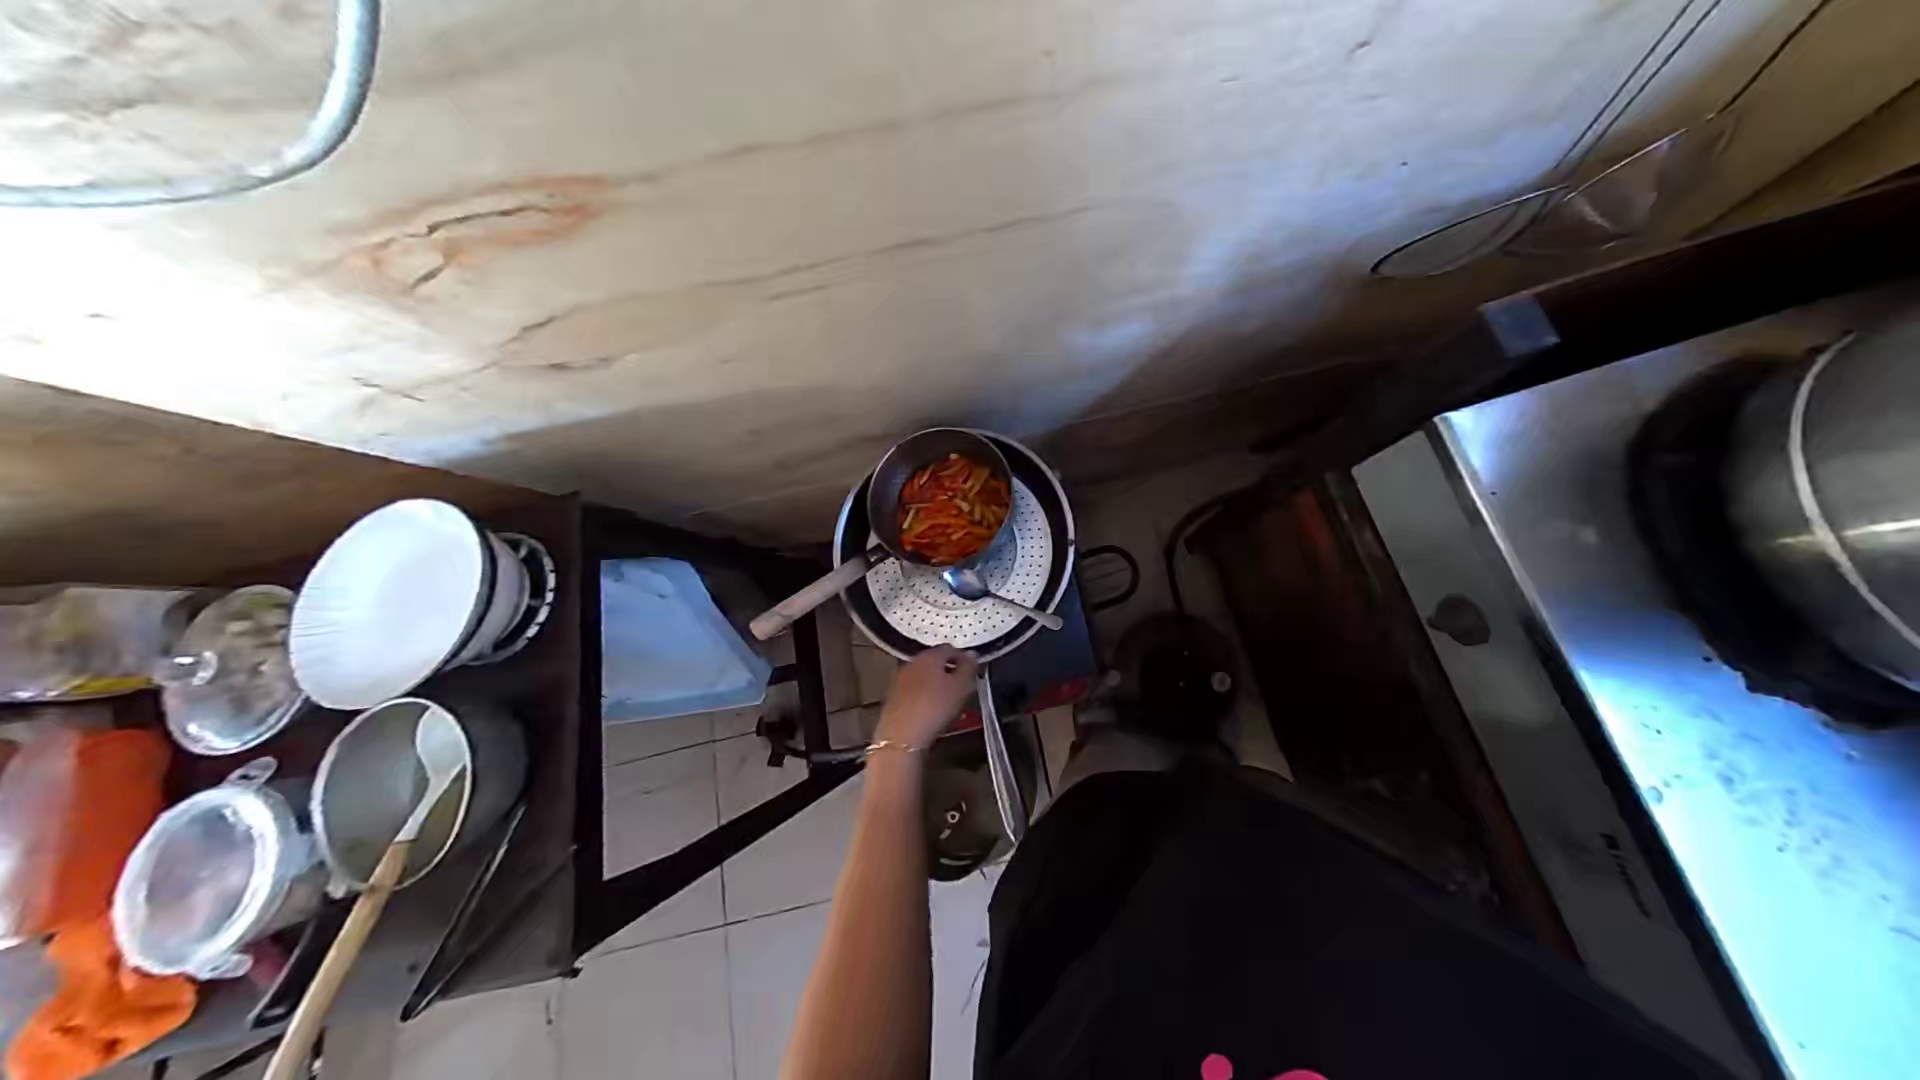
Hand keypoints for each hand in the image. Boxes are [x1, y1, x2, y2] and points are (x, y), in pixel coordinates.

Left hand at [873, 646, 978, 749]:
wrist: (902, 735)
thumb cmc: (935, 707)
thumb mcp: (961, 687)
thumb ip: (968, 668)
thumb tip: (971, 654)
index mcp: (930, 655)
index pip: (950, 649)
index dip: (963, 658)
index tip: (972, 670)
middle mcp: (912, 662)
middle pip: (935, 661)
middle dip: (949, 670)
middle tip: (962, 685)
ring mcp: (900, 679)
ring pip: (924, 676)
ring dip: (936, 683)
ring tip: (948, 700)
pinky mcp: (893, 696)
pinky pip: (914, 690)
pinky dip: (924, 695)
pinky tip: (931, 709)